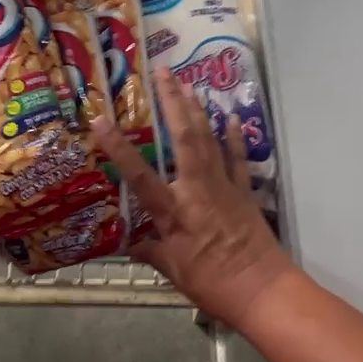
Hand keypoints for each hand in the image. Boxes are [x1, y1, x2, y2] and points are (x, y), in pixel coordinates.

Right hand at [91, 67, 295, 326]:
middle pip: (183, 136)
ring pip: (209, 137)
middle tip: (163, 71)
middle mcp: (197, 187)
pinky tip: (231, 116)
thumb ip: (149, 251)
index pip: (139, 174)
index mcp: (174, 209)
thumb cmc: (212, 284)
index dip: (118, 147)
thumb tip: (125, 243)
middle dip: (172, 101)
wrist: (262, 290)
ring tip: (187, 81)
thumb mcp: (173, 272)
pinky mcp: (244, 190)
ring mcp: (223, 184)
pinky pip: (238, 157)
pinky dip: (235, 136)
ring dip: (197, 108)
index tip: (100, 119)